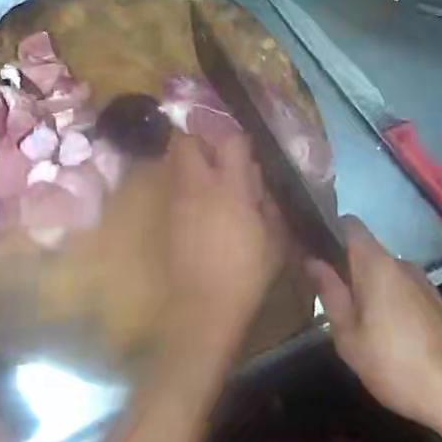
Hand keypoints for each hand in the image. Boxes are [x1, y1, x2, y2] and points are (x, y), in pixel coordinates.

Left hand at [160, 131, 283, 363]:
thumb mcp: (275, 237)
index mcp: (230, 186)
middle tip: (217, 155)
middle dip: (199, 140)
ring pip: (174, 159)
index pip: (230, 140)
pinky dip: (184, 182)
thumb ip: (267, 201)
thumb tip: (256, 179)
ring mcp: (177, 198)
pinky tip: (200, 202)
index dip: (237, 140)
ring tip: (209, 178)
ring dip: (189, 160)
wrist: (204, 301)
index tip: (245, 150)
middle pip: (186, 140)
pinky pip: (173, 183)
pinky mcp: (166, 214)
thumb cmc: (248, 272)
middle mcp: (198, 184)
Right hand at [307, 216, 441, 441]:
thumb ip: (330, 293)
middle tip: (323, 294)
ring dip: (367, 288)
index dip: (328, 229)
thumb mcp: (349, 336)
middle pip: (367, 252)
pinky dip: (388, 303)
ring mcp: (426, 286)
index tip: (309, 247)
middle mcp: (403, 266)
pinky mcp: (440, 307)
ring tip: (350, 319)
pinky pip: (403, 292)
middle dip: (344, 266)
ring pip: (385, 275)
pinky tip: (383, 335)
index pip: (350, 225)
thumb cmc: (399, 366)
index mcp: (378, 265)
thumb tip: (312, 260)